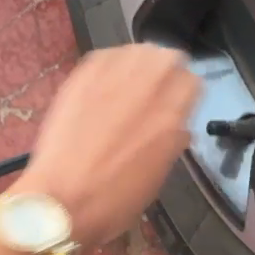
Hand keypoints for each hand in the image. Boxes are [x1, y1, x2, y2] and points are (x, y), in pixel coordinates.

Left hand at [13, 44, 200, 244]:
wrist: (62, 202)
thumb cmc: (113, 203)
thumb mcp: (157, 177)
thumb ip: (170, 143)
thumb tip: (177, 129)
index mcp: (172, 118)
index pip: (192, 82)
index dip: (183, 93)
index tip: (176, 102)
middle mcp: (147, 90)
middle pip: (168, 58)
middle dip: (164, 72)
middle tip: (153, 90)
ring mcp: (112, 80)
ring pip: (138, 51)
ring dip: (139, 63)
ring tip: (130, 80)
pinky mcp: (82, 78)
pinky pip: (106, 55)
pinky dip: (111, 63)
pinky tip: (106, 79)